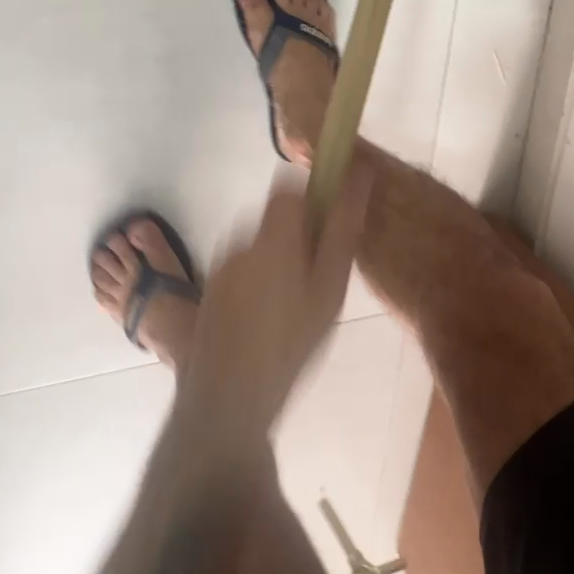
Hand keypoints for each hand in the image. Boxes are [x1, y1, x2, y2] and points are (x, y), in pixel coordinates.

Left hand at [184, 164, 374, 434]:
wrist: (227, 400)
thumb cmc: (290, 342)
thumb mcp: (330, 288)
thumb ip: (344, 228)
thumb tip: (361, 174)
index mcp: (273, 234)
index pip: (288, 187)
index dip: (312, 199)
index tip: (329, 228)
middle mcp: (241, 242)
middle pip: (275, 219)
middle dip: (298, 237)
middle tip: (319, 279)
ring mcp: (221, 269)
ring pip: (259, 247)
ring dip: (279, 262)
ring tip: (296, 308)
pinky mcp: (211, 294)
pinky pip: (244, 272)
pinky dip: (260, 285)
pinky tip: (271, 322)